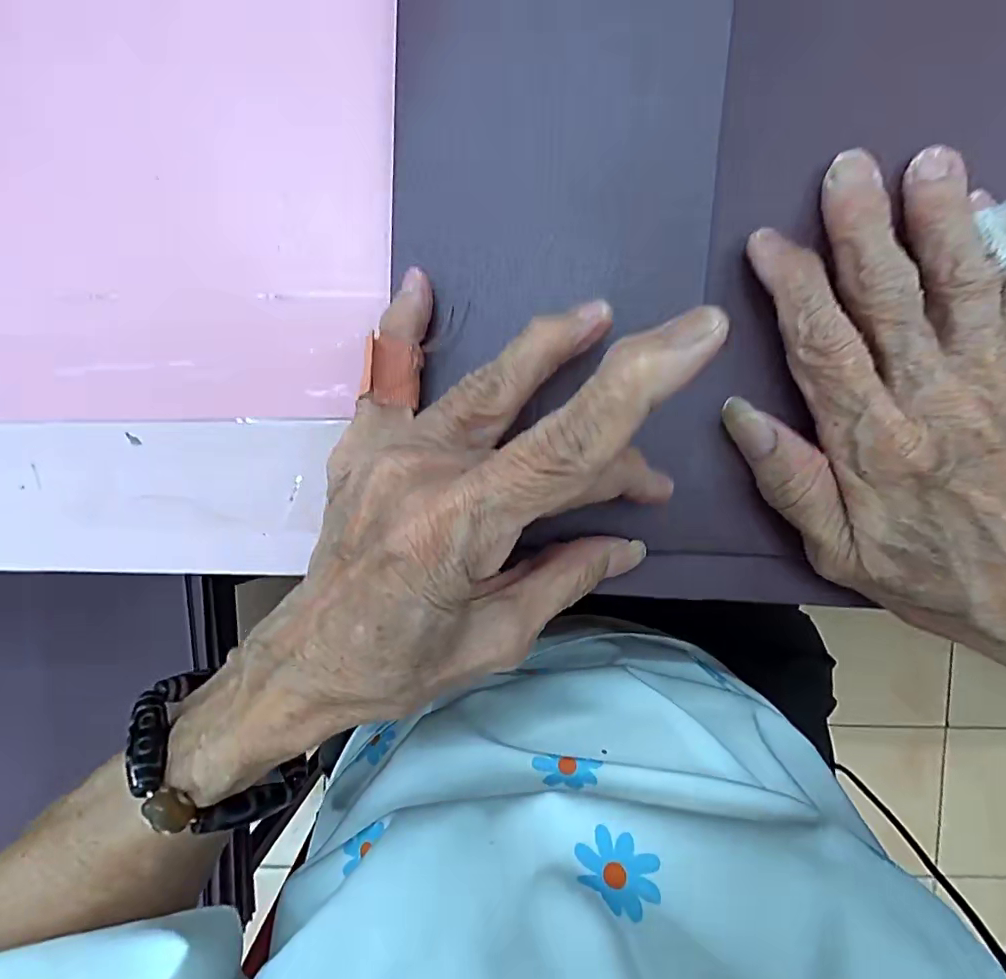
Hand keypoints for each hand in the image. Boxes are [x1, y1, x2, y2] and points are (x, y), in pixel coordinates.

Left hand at [179, 271, 728, 797]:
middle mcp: (424, 472)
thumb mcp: (495, 640)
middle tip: (675, 353)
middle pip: (531, 408)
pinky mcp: (361, 451)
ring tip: (591, 319)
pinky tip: (419, 285)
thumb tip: (624, 542)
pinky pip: (386, 380)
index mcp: (462, 526)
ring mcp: (386, 454)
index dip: (637, 386)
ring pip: (478, 387)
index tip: (697, 334)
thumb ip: (562, 580)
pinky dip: (403, 332)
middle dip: (612, 377)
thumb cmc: (400, 666)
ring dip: (540, 350)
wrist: (308, 661)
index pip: (568, 445)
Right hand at [721, 146, 1005, 690]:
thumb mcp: (837, 551)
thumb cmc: (932, 578)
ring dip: (941, 221)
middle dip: (863, 230)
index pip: (823, 347)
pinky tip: (994, 214)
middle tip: (846, 169)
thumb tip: (740, 416)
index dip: (794, 288)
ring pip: (960, 287)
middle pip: (891, 299)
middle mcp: (933, 400)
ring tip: (928, 163)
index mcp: (874, 443)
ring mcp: (995, 384)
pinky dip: (1004, 257)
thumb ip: (790, 481)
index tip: (769, 243)